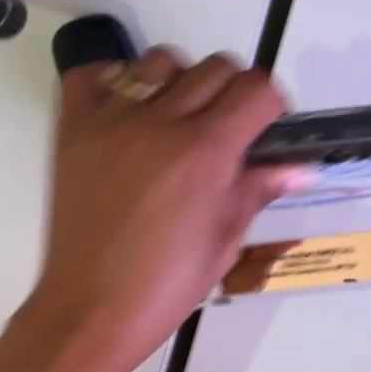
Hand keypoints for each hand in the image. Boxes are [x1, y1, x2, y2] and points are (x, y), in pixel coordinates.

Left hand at [24, 47, 301, 363]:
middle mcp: (160, 123)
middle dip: (234, 95)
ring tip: (177, 125)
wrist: (92, 309)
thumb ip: (256, 192)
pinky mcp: (73, 127)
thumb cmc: (166, 288)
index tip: (265, 131)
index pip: (257, 91)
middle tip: (227, 135)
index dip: (271, 107)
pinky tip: (130, 117)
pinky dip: (119, 82)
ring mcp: (112, 120)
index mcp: (205, 154)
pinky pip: (98, 73)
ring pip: (163, 62)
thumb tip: (297, 168)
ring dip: (181, 84)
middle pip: (217, 68)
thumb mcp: (224, 243)